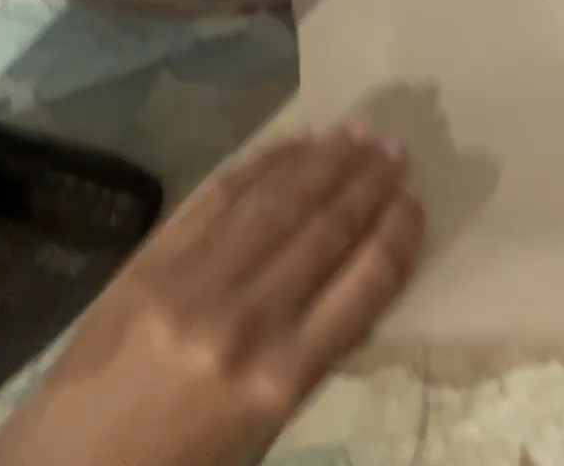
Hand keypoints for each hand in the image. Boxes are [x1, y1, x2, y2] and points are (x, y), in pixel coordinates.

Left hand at [0, 120, 424, 465]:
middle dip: (369, 182)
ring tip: (359, 131)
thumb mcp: (268, 422)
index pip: (367, 279)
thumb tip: (365, 267)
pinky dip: (262, 164)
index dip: (399, 229)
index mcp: (284, 376)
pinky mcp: (147, 265)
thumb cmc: (181, 459)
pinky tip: (294, 143)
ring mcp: (191, 286)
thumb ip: (319, 345)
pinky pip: (218, 198)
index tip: (416, 197)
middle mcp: (246, 322)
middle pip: (327, 230)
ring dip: (326, 161)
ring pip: (279, 203)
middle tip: (397, 147)